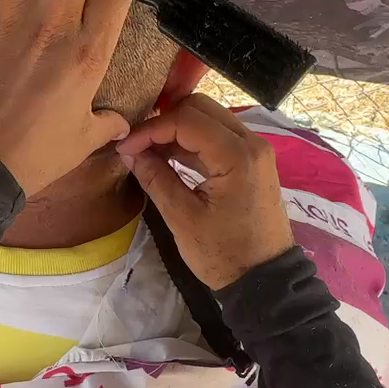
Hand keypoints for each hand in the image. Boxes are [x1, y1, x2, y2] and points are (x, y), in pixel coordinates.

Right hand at [117, 94, 295, 289]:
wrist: (264, 278)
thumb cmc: (223, 253)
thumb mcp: (182, 218)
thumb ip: (155, 178)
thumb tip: (129, 153)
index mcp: (238, 155)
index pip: (186, 120)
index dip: (150, 130)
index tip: (125, 148)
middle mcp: (251, 143)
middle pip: (200, 108)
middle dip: (163, 122)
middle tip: (136, 146)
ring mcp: (254, 150)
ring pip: (209, 119)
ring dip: (176, 130)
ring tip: (146, 153)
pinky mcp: (251, 161)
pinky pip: (217, 137)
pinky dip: (190, 142)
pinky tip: (166, 158)